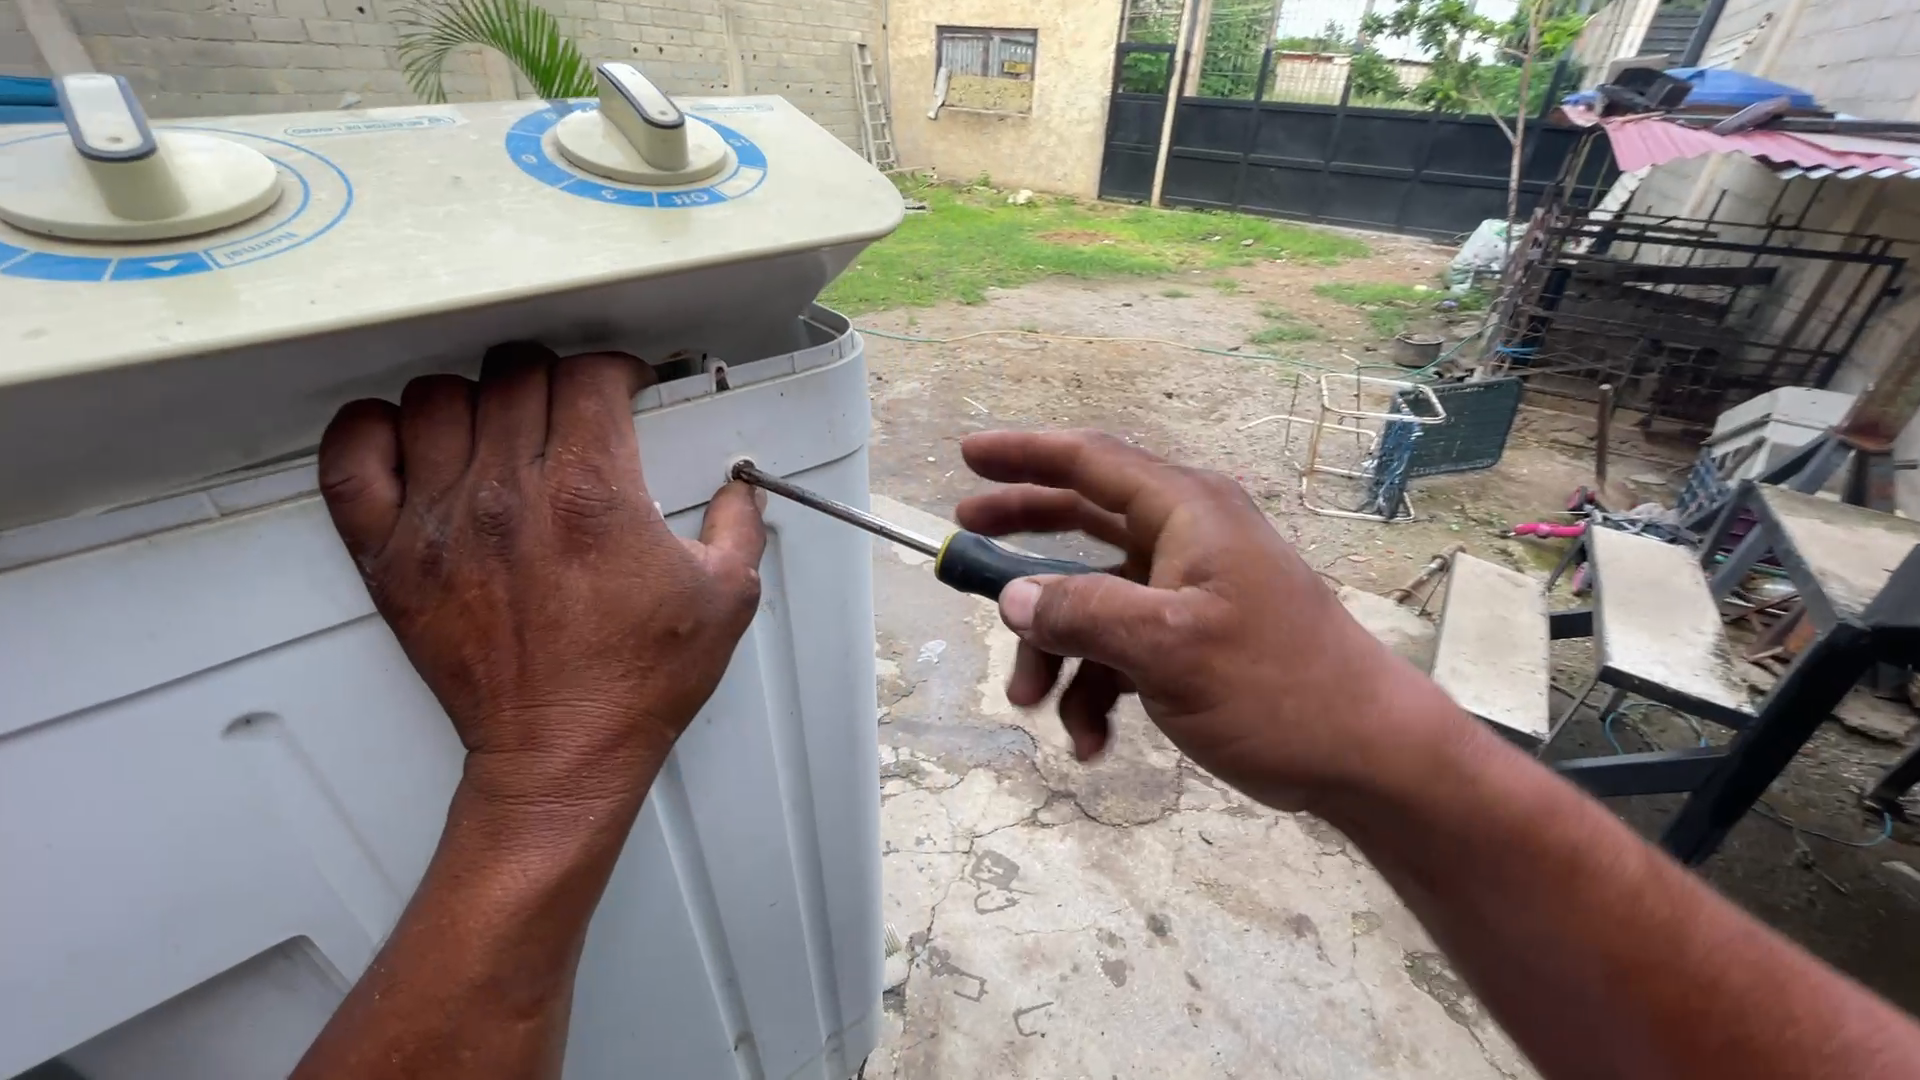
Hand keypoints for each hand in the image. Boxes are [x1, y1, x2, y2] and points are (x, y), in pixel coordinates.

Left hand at [317, 344, 765, 813]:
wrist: (564, 750)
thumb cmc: (637, 680)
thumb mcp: (727, 596)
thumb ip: (740, 525)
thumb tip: (739, 490)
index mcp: (594, 495)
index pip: (590, 377)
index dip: (617, 368)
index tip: (628, 386)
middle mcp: (511, 495)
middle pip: (517, 375)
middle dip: (558, 374)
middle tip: (578, 402)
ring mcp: (442, 522)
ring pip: (438, 398)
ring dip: (480, 395)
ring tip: (508, 422)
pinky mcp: (394, 558)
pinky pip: (353, 457)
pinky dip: (376, 429)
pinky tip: (416, 436)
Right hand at [956, 430, 1466, 810]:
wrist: (1366, 758)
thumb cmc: (1276, 687)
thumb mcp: (1167, 648)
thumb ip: (1083, 614)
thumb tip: (1013, 598)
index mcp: (1186, 511)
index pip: (1090, 461)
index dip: (1023, 453)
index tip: (968, 455)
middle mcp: (1184, 538)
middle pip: (1083, 520)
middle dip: (1023, 536)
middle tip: (967, 539)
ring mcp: (1187, 590)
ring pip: (1093, 600)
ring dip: (1056, 651)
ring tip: (1034, 704)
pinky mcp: (1189, 638)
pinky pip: (1119, 648)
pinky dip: (1094, 687)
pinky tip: (1092, 739)